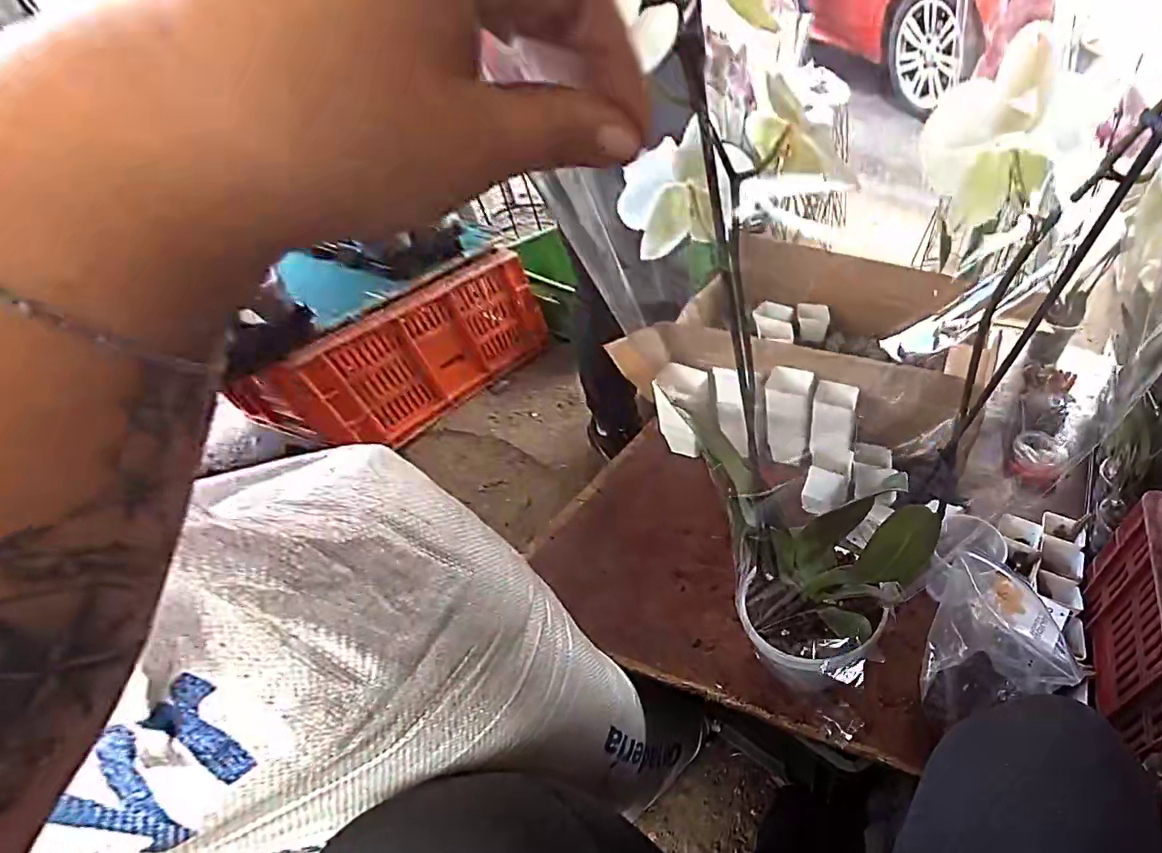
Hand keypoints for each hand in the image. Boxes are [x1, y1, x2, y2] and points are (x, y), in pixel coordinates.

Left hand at [2, 0, 649, 261]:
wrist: (157, 143)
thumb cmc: (341, 137)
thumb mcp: (478, 139)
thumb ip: (567, 127)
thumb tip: (627, 134)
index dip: (617, 66)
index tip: (636, 135)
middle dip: (577, 54)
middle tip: (602, 129)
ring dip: (526, 42)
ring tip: (550, 109)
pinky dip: (465, 30)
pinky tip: (478, 76)